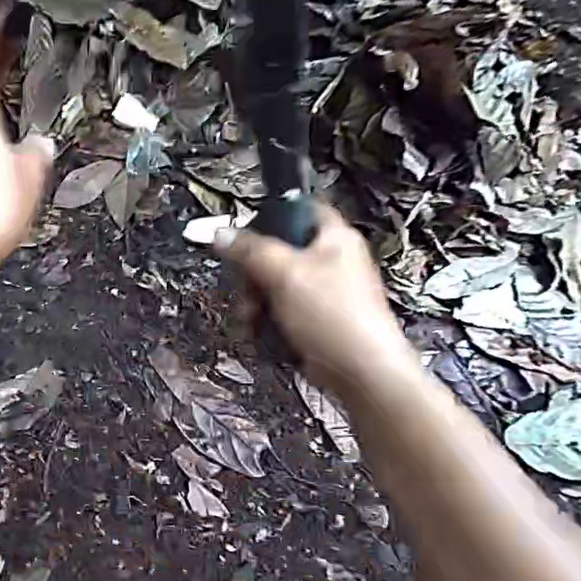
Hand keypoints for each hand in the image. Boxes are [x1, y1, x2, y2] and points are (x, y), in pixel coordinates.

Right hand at [215, 204, 410, 393]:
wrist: (361, 371)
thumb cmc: (337, 318)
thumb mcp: (284, 274)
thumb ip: (249, 249)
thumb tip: (220, 233)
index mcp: (333, 236)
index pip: (298, 208)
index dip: (270, 216)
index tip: (246, 234)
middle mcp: (330, 261)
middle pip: (276, 252)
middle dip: (253, 274)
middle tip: (248, 288)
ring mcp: (323, 292)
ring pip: (274, 285)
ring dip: (256, 302)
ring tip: (254, 317)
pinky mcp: (315, 320)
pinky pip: (280, 312)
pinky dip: (268, 322)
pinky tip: (264, 332)